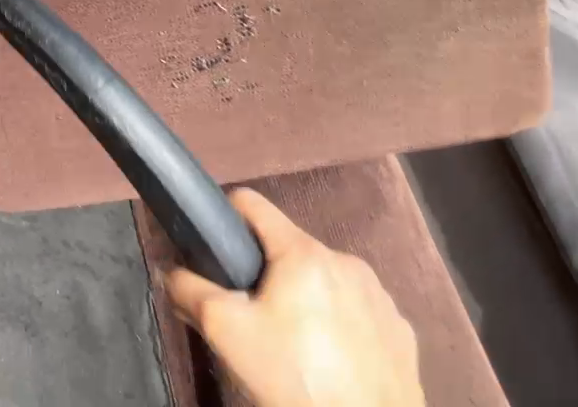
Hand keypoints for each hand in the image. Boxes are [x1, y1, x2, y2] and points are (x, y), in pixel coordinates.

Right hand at [168, 189, 423, 406]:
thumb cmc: (293, 374)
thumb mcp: (220, 327)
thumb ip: (186, 286)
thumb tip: (174, 271)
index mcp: (305, 253)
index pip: (250, 203)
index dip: (222, 218)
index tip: (211, 251)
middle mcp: (348, 264)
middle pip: (284, 247)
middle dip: (260, 271)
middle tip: (246, 313)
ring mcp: (381, 300)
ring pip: (319, 279)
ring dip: (299, 296)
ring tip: (287, 340)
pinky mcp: (403, 334)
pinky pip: (353, 310)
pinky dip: (333, 323)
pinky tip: (325, 358)